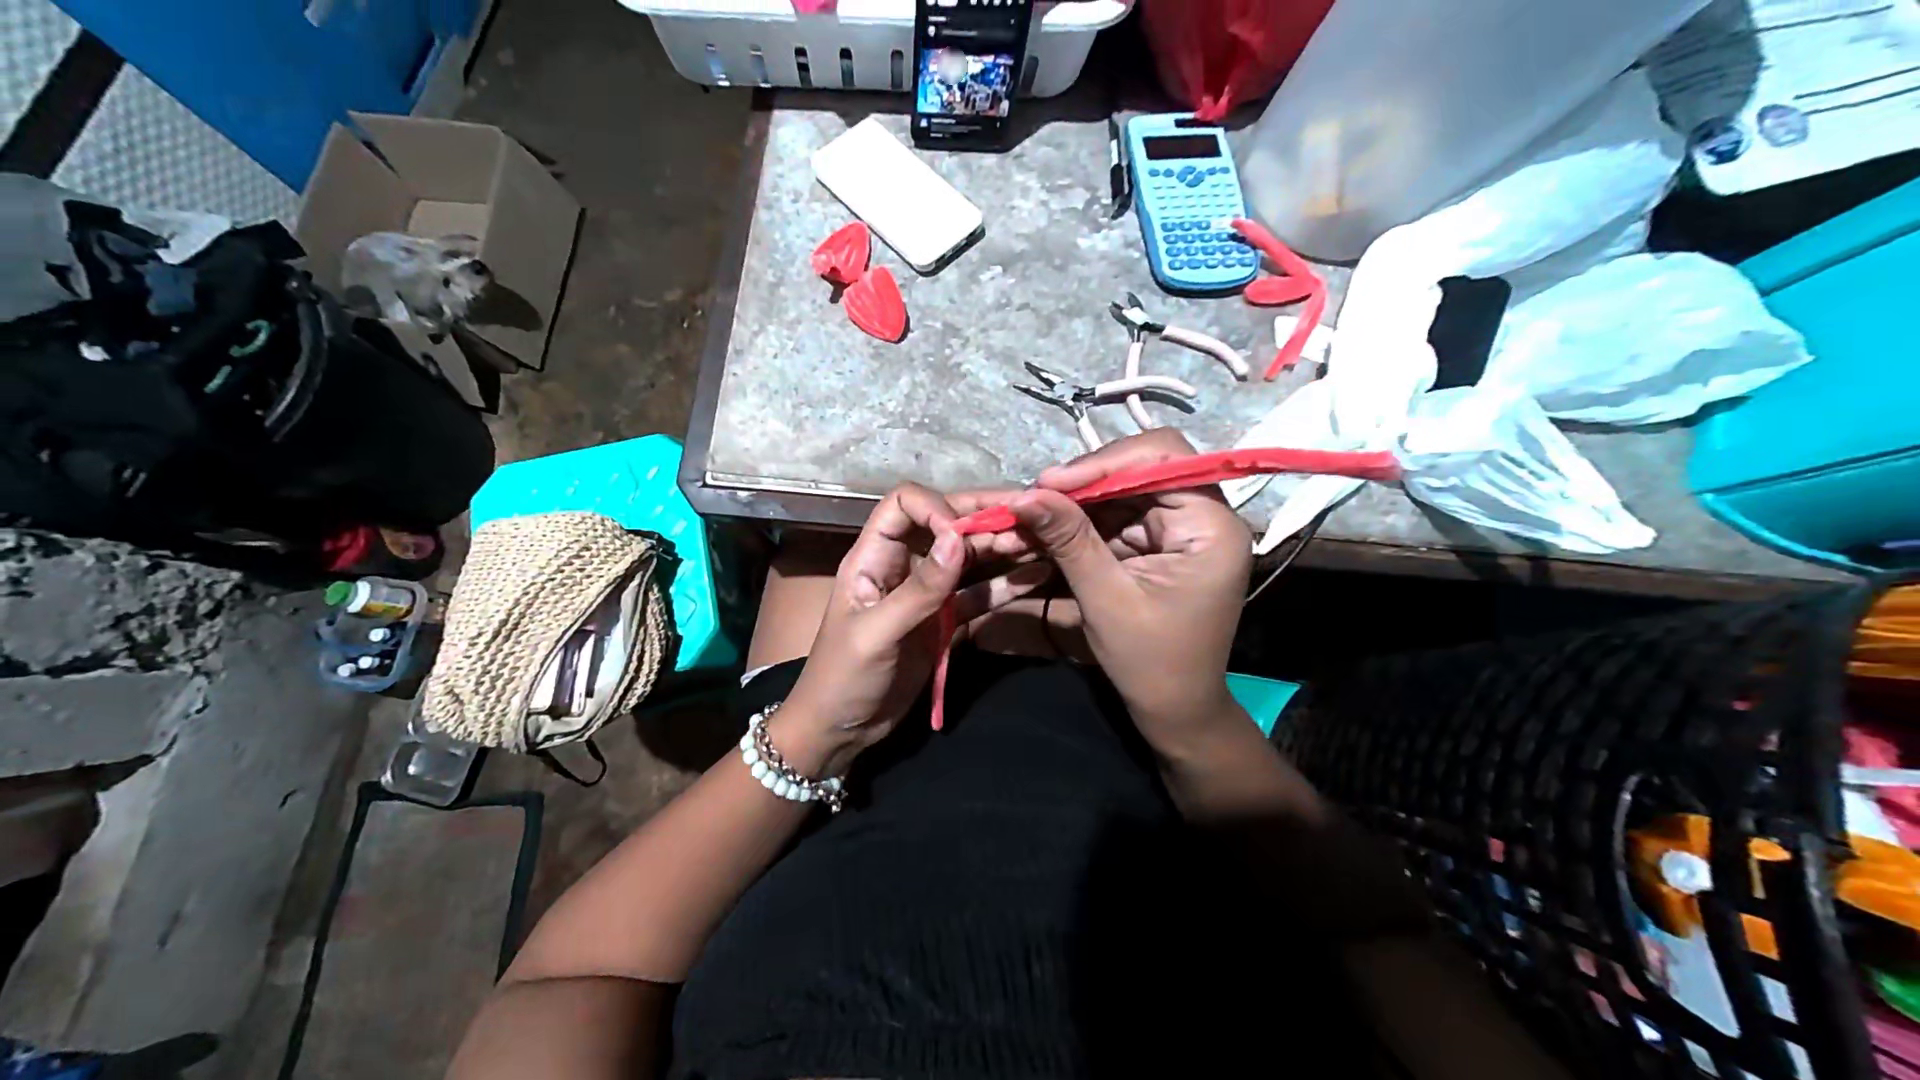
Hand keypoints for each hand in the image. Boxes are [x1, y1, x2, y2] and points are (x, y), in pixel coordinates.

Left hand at [775, 485, 1045, 775]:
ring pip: (967, 556)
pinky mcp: (944, 621)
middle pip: (945, 523)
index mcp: (874, 556)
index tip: (965, 533)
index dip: (936, 508)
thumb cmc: (843, 679)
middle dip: (984, 516)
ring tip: (1042, 540)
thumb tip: (958, 538)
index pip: (904, 505)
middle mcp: (903, 564)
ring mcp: (926, 592)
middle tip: (1032, 513)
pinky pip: (978, 594)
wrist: (841, 731)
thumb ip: (919, 590)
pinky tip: (1037, 575)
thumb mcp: (876, 634)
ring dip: (1002, 546)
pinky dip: (1006, 585)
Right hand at [1004, 430, 1252, 752]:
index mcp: (1211, 527)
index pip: (1163, 458)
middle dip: (1084, 482)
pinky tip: (1049, 528)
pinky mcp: (1160, 542)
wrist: (1175, 709)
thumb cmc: (1151, 661)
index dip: (1104, 461)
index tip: (1050, 482)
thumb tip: (1025, 494)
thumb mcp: (1106, 598)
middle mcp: (1204, 516)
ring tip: (1032, 513)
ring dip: (1077, 502)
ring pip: (1123, 490)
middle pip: (1141, 468)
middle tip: (1034, 496)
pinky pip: (1118, 515)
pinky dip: (1083, 522)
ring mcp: (1182, 528)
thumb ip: (1069, 540)